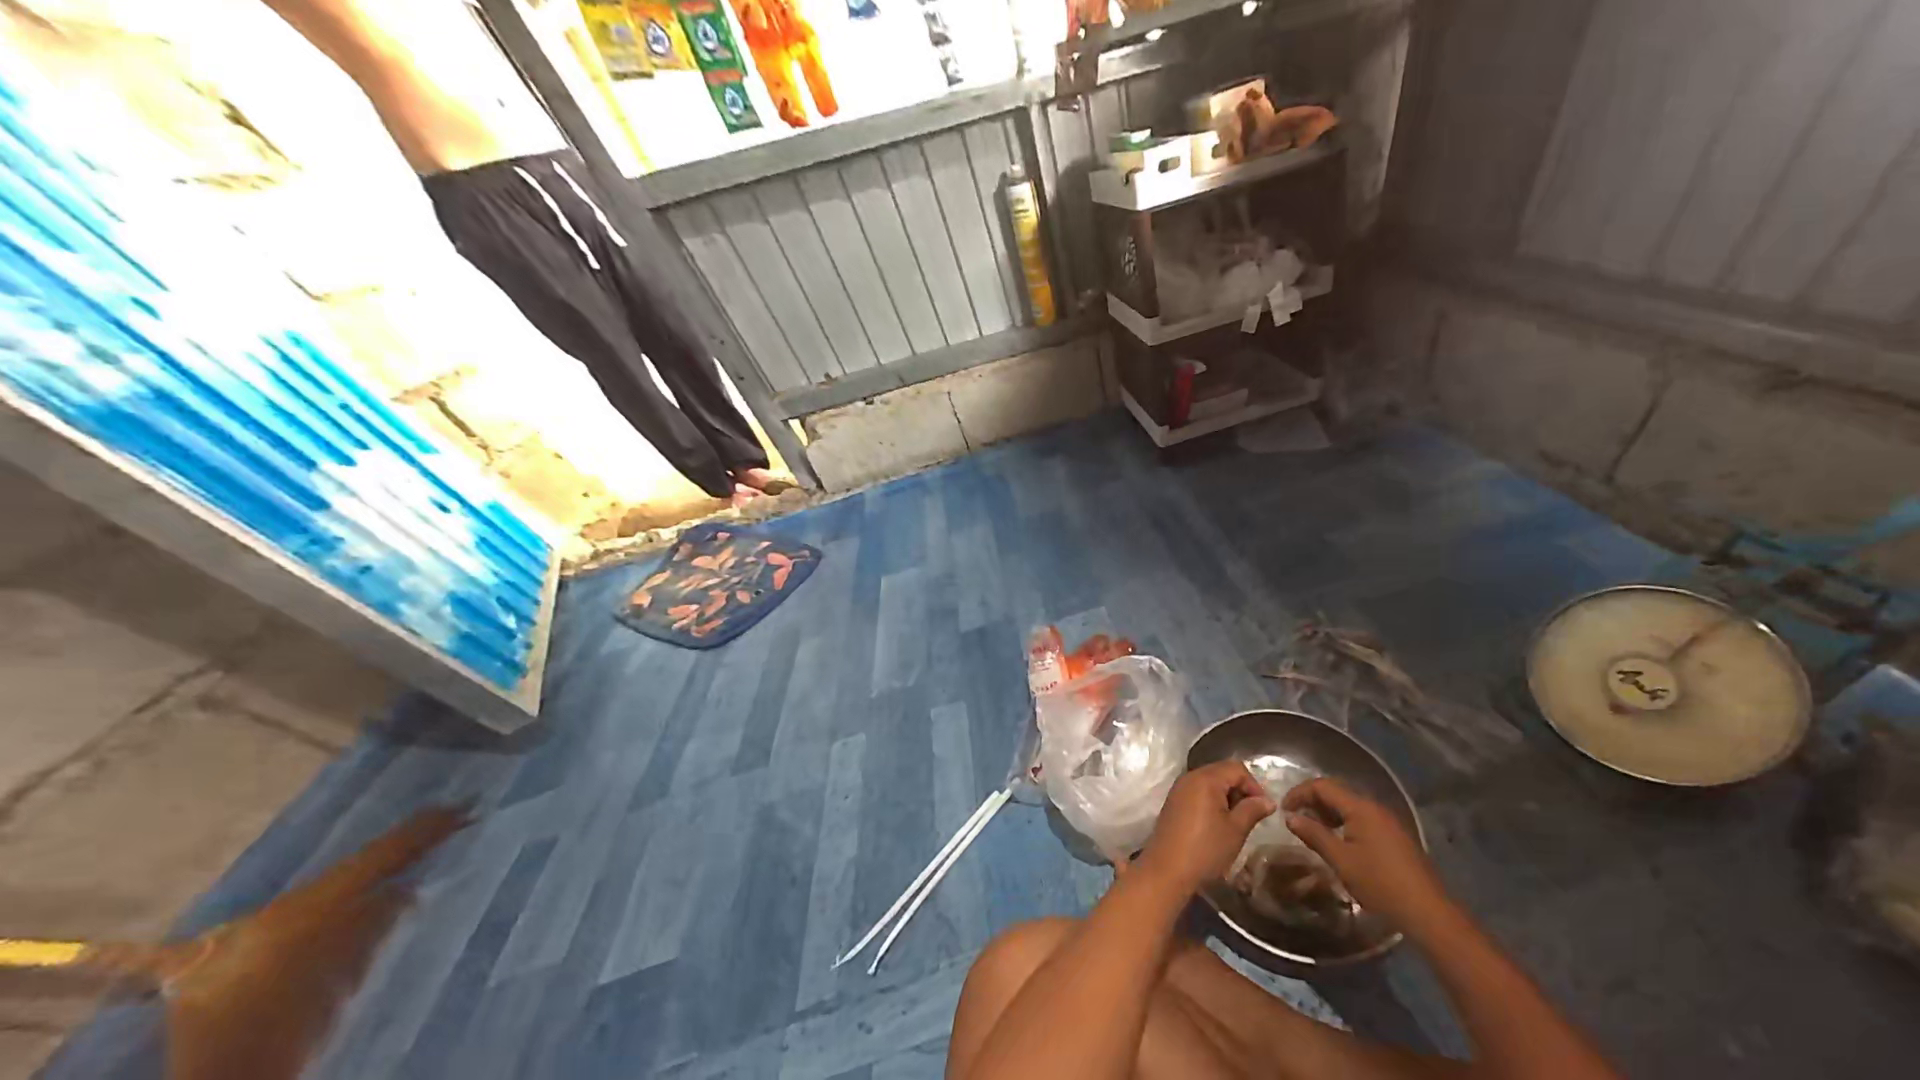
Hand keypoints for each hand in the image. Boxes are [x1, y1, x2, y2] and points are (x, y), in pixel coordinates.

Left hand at [1137, 761, 1275, 894]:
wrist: (1167, 870)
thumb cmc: (1206, 849)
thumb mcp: (1236, 829)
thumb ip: (1252, 810)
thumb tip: (1268, 800)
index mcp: (1205, 778)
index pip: (1236, 768)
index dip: (1254, 785)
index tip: (1263, 808)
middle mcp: (1189, 777)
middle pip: (1221, 772)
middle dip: (1240, 790)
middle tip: (1251, 816)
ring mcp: (1178, 789)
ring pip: (1210, 783)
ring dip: (1227, 797)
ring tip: (1236, 822)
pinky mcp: (1173, 803)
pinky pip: (1198, 793)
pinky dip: (1212, 802)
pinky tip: (1218, 824)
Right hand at [1282, 778, 1452, 935]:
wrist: (1428, 913)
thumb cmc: (1380, 883)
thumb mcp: (1341, 860)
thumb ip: (1314, 834)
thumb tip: (1290, 817)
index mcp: (1361, 808)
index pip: (1322, 786)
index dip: (1299, 793)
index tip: (1283, 810)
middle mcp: (1375, 808)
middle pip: (1337, 792)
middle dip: (1312, 801)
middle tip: (1295, 819)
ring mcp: (1388, 822)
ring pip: (1350, 806)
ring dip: (1327, 813)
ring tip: (1313, 830)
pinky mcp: (1394, 837)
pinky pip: (1362, 819)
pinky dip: (1343, 823)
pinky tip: (1338, 842)